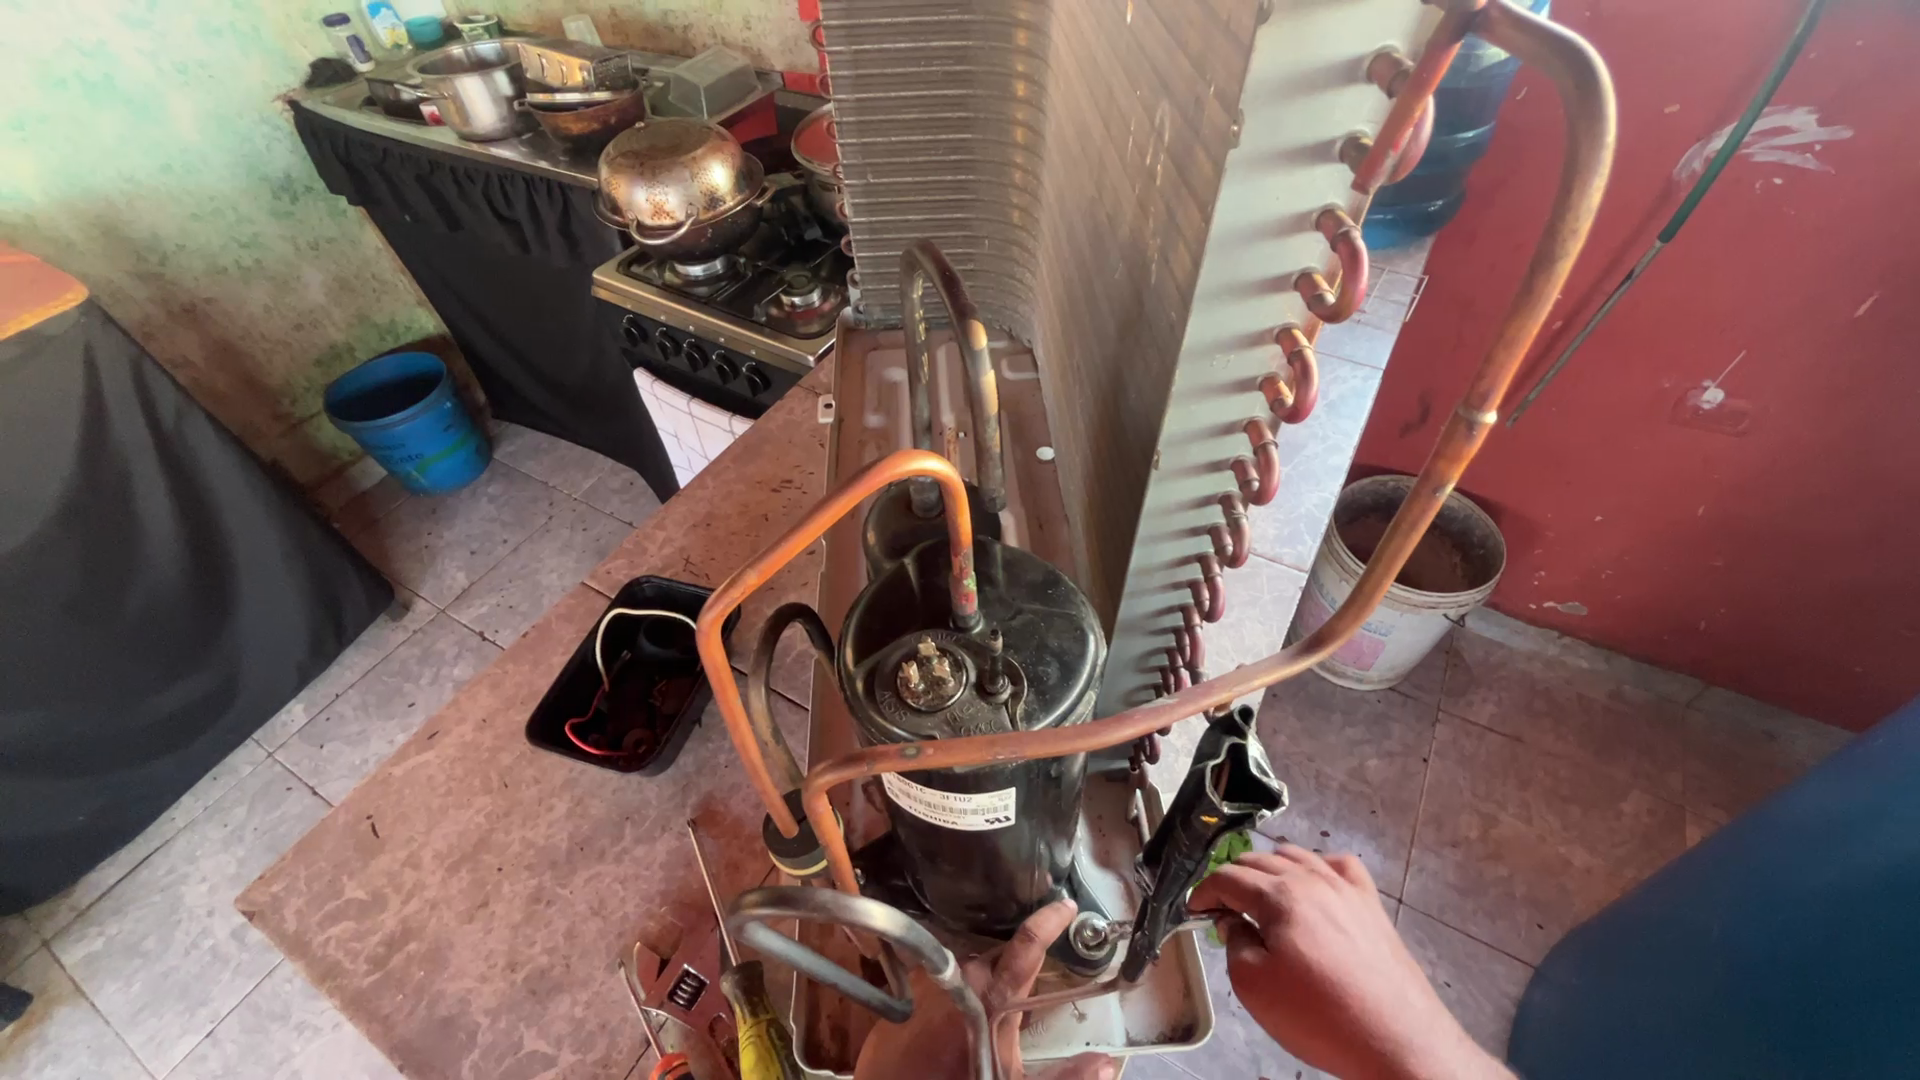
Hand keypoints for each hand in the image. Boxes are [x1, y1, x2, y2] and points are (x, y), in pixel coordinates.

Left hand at [855, 898, 1115, 1079]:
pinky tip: (959, 1011)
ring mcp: (934, 977)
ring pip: (972, 963)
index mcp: (992, 998)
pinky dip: (960, 984)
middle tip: (1028, 987)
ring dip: (986, 977)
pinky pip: (946, 973)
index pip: (1027, 945)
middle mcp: (962, 977)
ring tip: (991, 1007)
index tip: (1066, 904)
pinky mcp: (912, 985)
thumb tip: (1107, 1063)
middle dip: (1016, 965)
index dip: (1049, 920)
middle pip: (998, 955)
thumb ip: (1063, 1078)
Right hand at [1189, 846, 1512, 1079]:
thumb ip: (1234, 943)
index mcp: (1278, 894)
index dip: (1204, 893)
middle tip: (1225, 912)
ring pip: (1295, 855)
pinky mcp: (1372, 905)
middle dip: (1233, 880)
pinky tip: (1314, 888)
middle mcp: (1311, 878)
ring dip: (1269, 870)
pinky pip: (1339, 866)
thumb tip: (1233, 922)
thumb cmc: (1320, 1016)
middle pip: (1257, 861)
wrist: (1400, 1045)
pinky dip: (1317, 867)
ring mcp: (1345, 887)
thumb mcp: (1254, 986)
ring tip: (1262, 899)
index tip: (1195, 912)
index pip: (1226, 878)